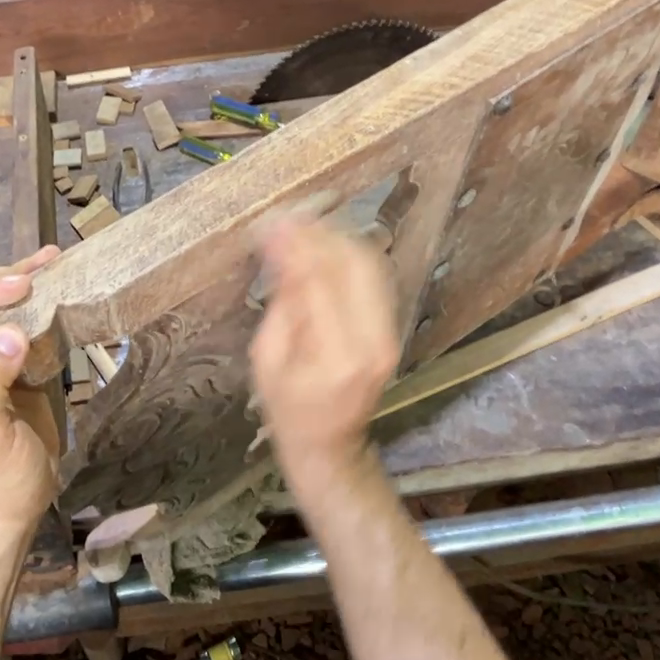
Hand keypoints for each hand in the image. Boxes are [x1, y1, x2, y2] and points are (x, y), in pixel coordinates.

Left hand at [0, 245, 62, 535]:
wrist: (15, 505)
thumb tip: (12, 331)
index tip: (22, 286)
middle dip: (4, 276)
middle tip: (44, 270)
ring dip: (24, 277)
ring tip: (54, 259)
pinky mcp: (19, 362)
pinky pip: (26, 320)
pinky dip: (42, 299)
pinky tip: (60, 281)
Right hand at [248, 214, 400, 481]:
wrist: (331, 444)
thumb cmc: (287, 409)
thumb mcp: (266, 360)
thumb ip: (281, 304)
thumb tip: (280, 249)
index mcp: (337, 356)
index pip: (318, 282)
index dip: (294, 246)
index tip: (270, 222)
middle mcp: (373, 339)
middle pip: (352, 264)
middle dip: (318, 232)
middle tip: (286, 216)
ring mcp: (389, 332)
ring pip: (369, 264)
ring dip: (335, 236)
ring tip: (303, 222)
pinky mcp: (392, 326)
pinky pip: (375, 275)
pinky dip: (349, 251)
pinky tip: (325, 241)